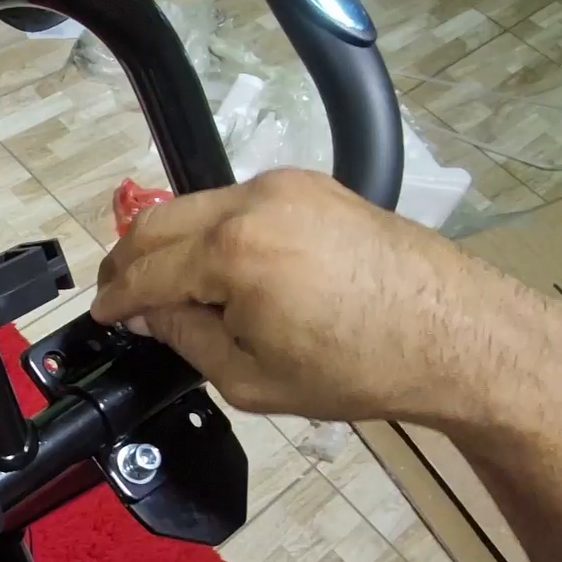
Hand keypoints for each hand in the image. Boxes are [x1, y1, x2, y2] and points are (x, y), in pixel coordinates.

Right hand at [90, 169, 561, 430]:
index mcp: (233, 252)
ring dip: (165, 245)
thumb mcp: (250, 378)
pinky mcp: (308, 184)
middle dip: (126, 262)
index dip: (114, 299)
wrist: (461, 336)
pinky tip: (214, 267)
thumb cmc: (356, 370)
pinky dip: (205, 233)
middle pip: (155, 222)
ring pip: (190, 207)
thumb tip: (146, 314)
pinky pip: (230, 203)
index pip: (145, 271)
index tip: (100, 317)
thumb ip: (184, 337)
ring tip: (163, 287)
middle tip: (117, 297)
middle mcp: (251, 201)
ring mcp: (282, 185)